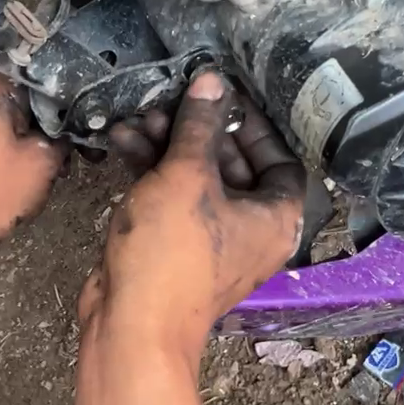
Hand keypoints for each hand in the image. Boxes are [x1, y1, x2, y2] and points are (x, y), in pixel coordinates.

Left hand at [0, 73, 64, 258]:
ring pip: (18, 122)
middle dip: (53, 123)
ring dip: (39, 140)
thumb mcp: (43, 161)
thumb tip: (73, 129)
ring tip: (57, 166)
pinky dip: (21, 151)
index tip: (84, 120)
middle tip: (71, 148)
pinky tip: (35, 172)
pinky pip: (4, 139)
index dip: (69, 100)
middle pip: (30, 101)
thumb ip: (63, 137)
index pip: (44, 79)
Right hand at [81, 72, 304, 354]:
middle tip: (171, 100)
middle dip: (197, 130)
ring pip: (196, 180)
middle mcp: (250, 229)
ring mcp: (210, 240)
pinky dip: (152, 171)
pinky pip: (171, 199)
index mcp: (275, 216)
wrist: (132, 324)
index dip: (255, 123)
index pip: (280, 158)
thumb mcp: (187, 177)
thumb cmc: (172, 251)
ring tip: (138, 118)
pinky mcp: (174, 246)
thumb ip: (200, 125)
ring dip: (168, 146)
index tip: (224, 95)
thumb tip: (213, 80)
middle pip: (232, 164)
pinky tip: (123, 142)